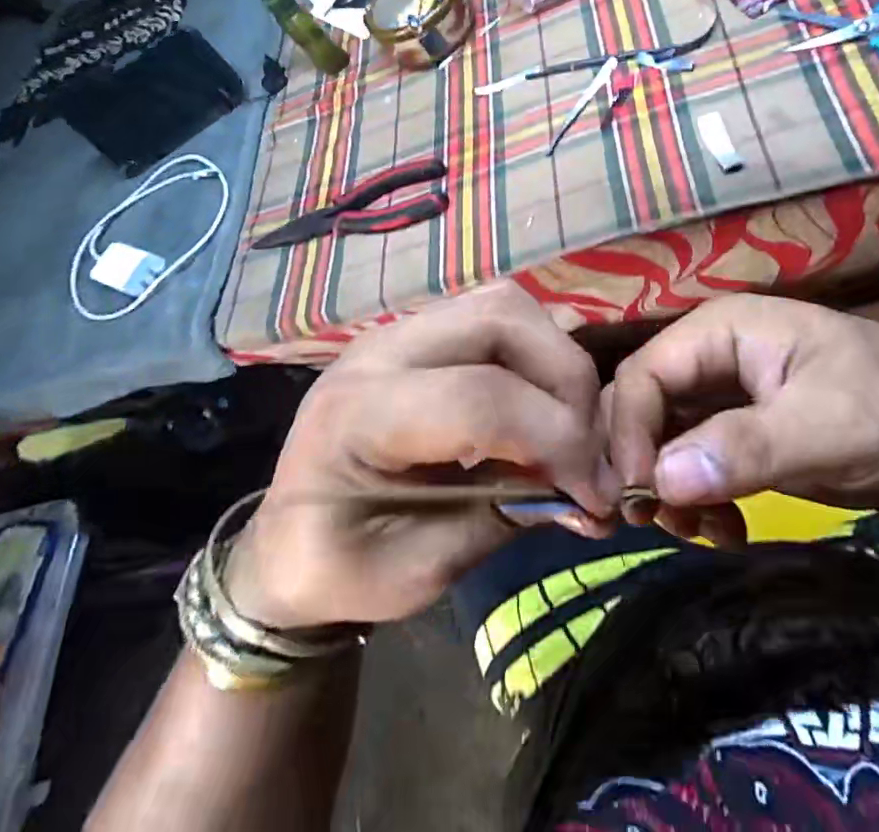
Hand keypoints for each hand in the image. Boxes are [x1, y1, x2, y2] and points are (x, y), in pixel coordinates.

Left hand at [228, 285, 617, 628]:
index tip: (596, 497)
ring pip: (501, 305)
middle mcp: (375, 354)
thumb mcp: (417, 572)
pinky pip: (490, 315)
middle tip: (588, 450)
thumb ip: (503, 518)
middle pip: (500, 320)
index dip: (560, 441)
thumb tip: (590, 493)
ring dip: (554, 358)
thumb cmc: (334, 568)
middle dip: (568, 381)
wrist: (281, 542)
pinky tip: (539, 402)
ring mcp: (393, 334)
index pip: (481, 399)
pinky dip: (533, 350)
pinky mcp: (413, 335)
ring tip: (568, 424)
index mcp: (358, 417)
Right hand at [604, 295, 878, 529]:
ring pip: (656, 440)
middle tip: (655, 521)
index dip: (627, 430)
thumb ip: (749, 448)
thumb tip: (661, 480)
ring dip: (665, 491)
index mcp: (720, 331)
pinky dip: (692, 501)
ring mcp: (717, 396)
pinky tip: (723, 529)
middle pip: (638, 406)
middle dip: (639, 465)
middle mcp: (706, 358)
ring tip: (700, 532)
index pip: (642, 374)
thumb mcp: (833, 428)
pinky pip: (685, 465)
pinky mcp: (730, 433)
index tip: (640, 495)